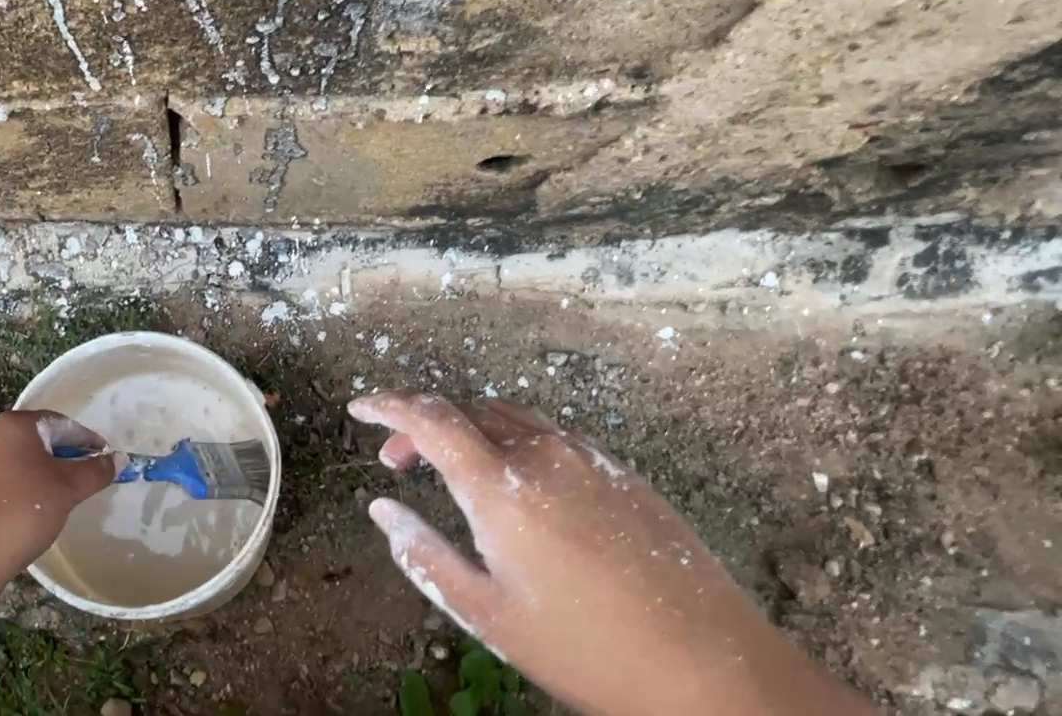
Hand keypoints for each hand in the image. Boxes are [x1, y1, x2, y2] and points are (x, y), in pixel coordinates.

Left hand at [0, 410, 120, 609]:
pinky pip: (2, 473)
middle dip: (64, 454)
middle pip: (38, 437)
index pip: (60, 423)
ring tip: (61, 493)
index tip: (104, 458)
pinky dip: (22, 483)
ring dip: (43, 470)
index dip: (87, 440)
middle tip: (85, 477)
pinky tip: (32, 505)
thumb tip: (118, 459)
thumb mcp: (68, 489)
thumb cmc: (22, 512)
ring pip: (19, 456)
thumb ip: (95, 470)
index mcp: (14, 424)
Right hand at [349, 393, 874, 715]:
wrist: (720, 673)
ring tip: (453, 470)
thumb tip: (380, 510)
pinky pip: (549, 435)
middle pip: (464, 411)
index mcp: (501, 488)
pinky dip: (510, 440)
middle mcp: (541, 455)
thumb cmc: (590, 650)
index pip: (428, 419)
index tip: (359, 407)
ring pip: (507, 418)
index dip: (386, 405)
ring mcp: (586, 458)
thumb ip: (425, 555)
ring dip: (466, 430)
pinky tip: (518, 485)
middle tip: (398, 462)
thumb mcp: (490, 616)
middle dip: (420, 425)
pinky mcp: (620, 472)